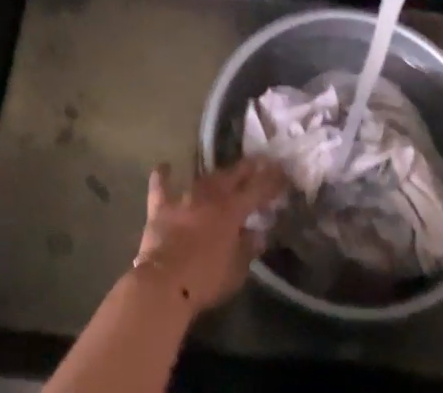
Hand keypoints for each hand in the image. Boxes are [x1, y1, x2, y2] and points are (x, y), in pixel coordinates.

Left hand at [132, 159, 286, 313]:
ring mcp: (183, 200)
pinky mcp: (160, 209)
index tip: (282, 171)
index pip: (257, 190)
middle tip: (259, 160)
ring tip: (225, 171)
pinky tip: (164, 166)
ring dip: (216, 175)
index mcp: (232, 211)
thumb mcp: (237, 270)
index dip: (271, 180)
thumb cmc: (206, 280)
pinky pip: (161, 187)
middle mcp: (209, 198)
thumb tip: (257, 234)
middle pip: (232, 176)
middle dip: (248, 167)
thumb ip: (248, 248)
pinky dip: (162, 176)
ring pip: (203, 179)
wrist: (164, 283)